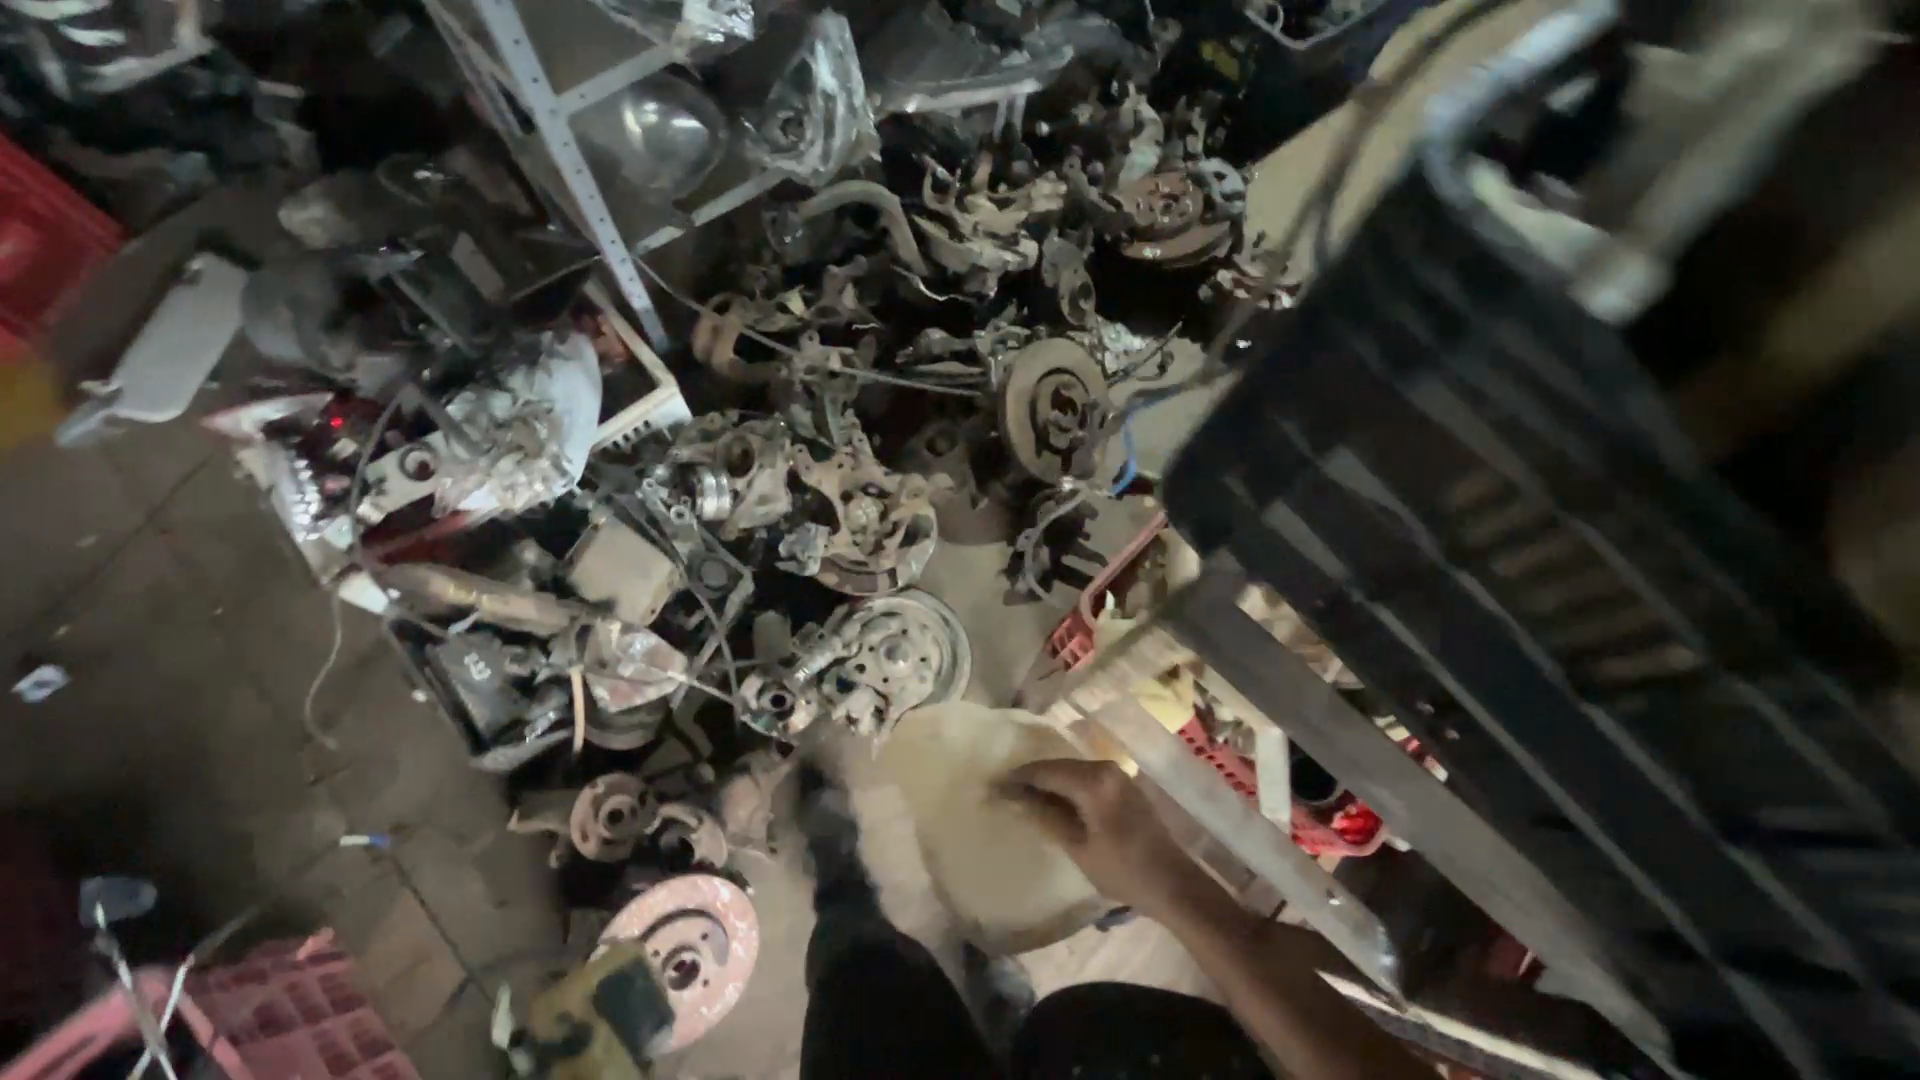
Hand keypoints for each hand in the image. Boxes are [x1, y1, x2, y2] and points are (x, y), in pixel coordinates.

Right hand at [997, 758, 1214, 920]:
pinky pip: (1086, 776)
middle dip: (1030, 778)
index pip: (1045, 771)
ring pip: (1071, 770)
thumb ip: (1044, 816)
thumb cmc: (1122, 870)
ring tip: (1022, 797)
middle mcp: (1105, 768)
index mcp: (1093, 782)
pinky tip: (1053, 800)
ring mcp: (1117, 774)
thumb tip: (1013, 797)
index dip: (1017, 779)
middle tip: (1003, 792)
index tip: (992, 787)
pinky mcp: (1123, 784)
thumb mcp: (1077, 847)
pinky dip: (1066, 785)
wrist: (1172, 882)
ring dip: (1048, 781)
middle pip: (1058, 766)